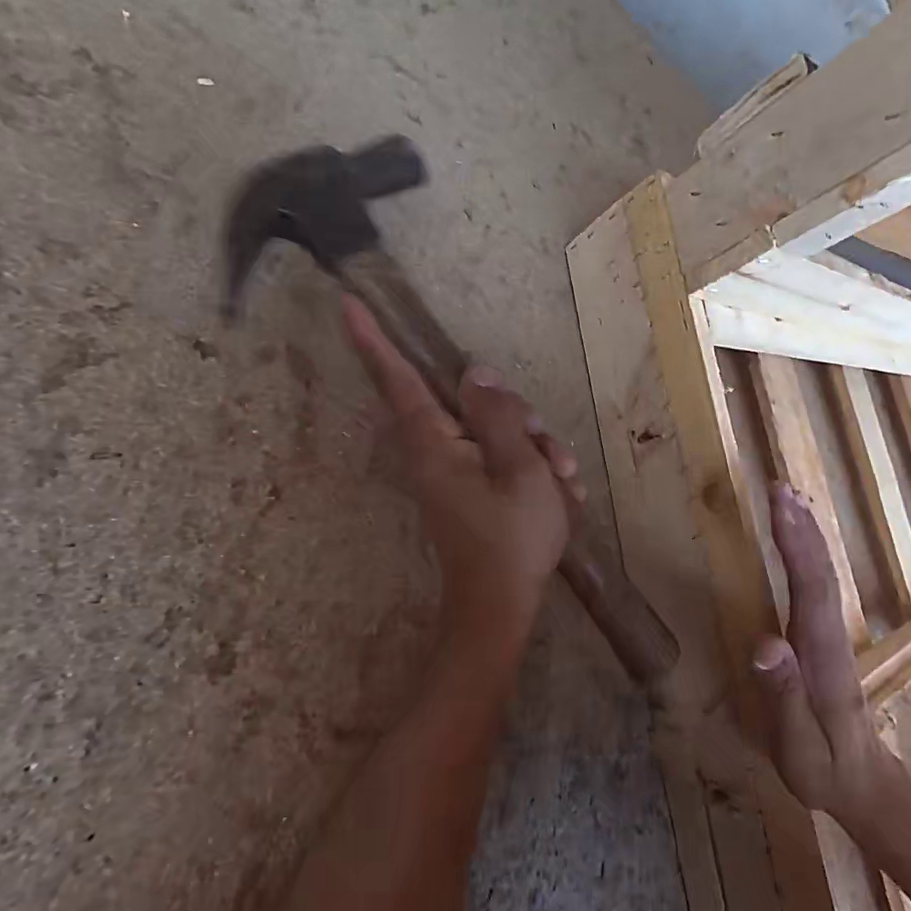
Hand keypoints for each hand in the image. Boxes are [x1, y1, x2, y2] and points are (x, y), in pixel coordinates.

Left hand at [341, 295, 578, 647]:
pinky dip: (531, 472)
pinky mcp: (469, 492)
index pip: (399, 380)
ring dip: (536, 450)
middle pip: (474, 405)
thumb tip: (476, 373)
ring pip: (497, 433)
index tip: (347, 304)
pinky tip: (558, 495)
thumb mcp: (520, 466)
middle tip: (552, 452)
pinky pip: (501, 461)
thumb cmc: (513, 536)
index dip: (374, 342)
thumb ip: (498, 414)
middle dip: (521, 419)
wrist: (502, 607)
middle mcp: (435, 454)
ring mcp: (452, 475)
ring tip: (563, 484)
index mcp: (434, 443)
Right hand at [751, 483, 896, 822]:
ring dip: (807, 532)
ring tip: (789, 496)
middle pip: (821, 571)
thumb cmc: (824, 769)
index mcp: (823, 656)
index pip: (811, 590)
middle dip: (801, 527)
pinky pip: (819, 584)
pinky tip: (799, 537)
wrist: (864, 782)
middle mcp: (831, 635)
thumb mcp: (799, 748)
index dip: (796, 545)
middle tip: (780, 486)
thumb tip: (765, 643)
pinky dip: (809, 552)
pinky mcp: (827, 637)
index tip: (779, 505)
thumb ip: (784, 696)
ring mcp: (832, 634)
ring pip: (824, 573)